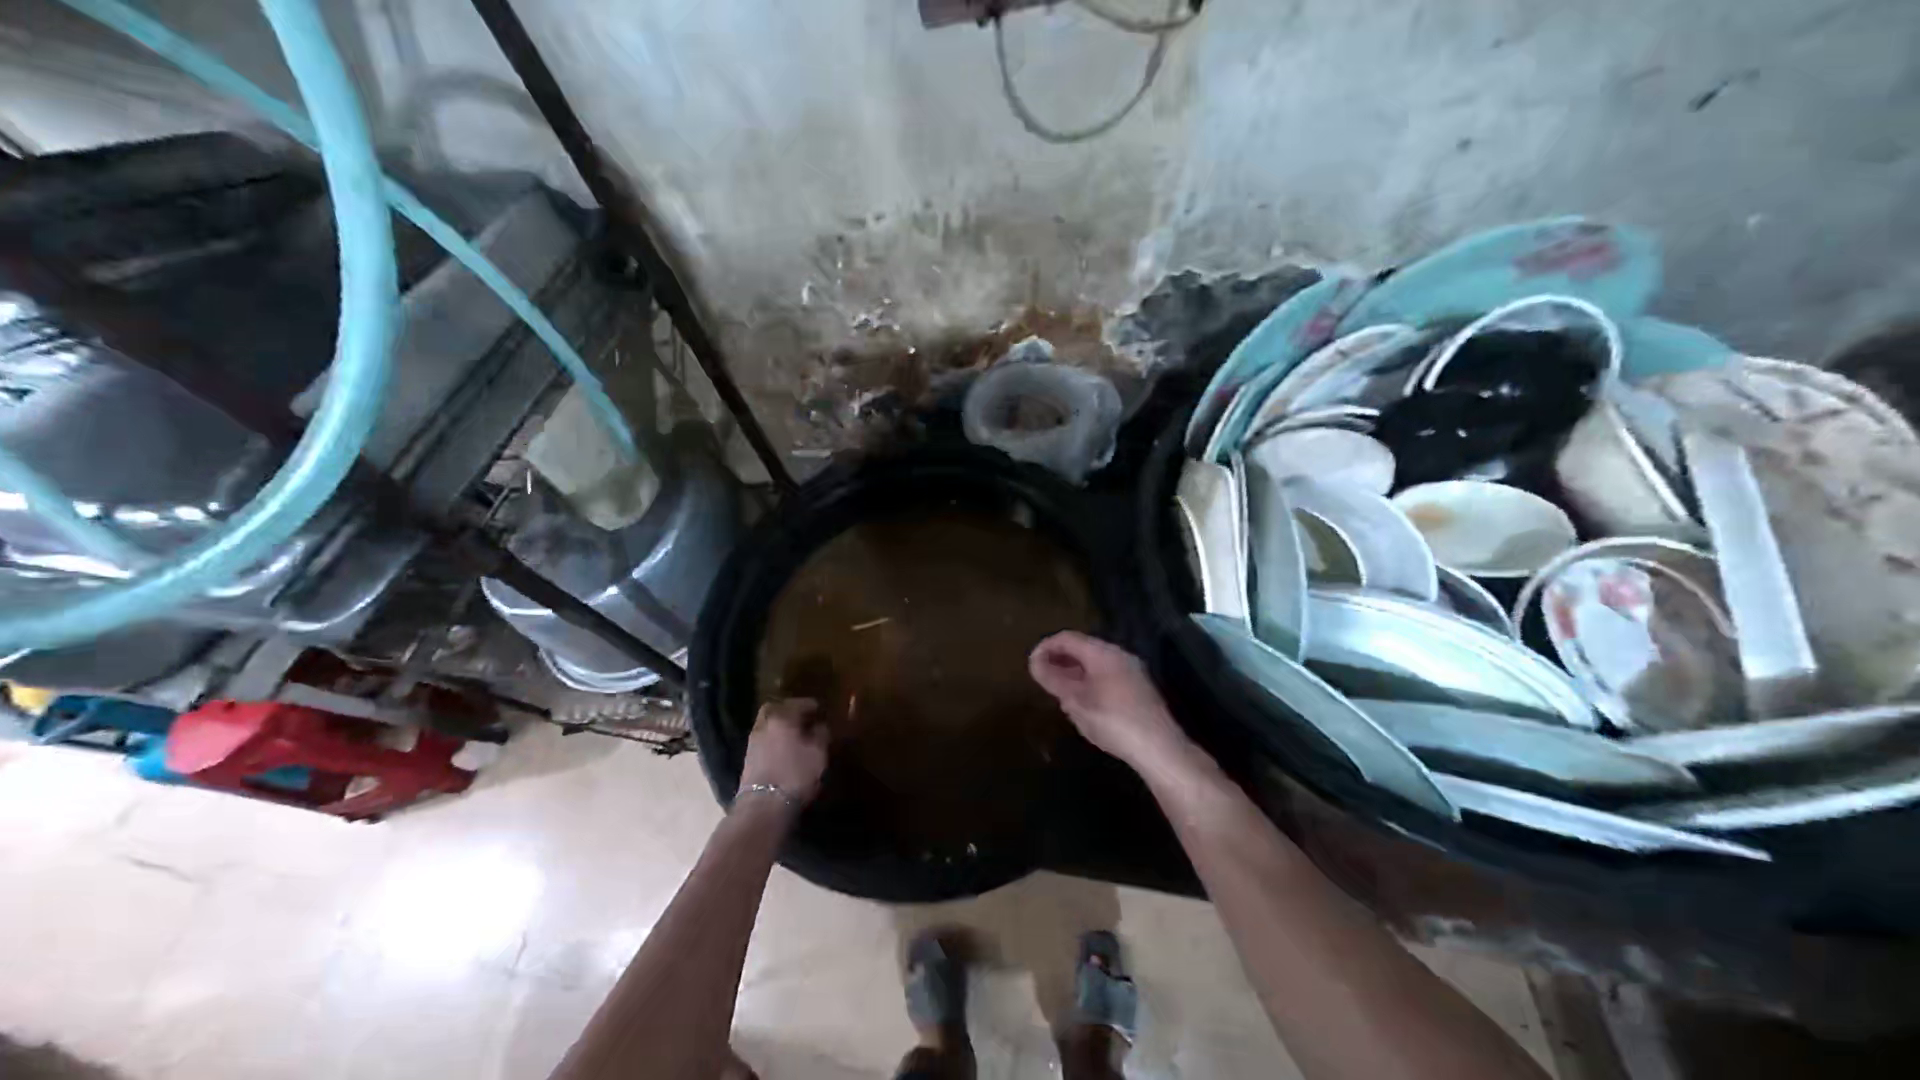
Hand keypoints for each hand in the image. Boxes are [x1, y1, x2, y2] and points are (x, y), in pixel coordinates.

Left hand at [739, 698, 828, 807]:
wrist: (763, 806)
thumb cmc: (796, 774)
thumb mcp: (818, 753)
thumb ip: (821, 734)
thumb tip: (820, 725)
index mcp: (782, 717)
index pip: (798, 703)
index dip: (811, 705)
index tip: (820, 709)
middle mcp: (764, 725)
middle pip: (774, 708)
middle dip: (788, 709)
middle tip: (802, 716)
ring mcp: (753, 742)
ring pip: (767, 724)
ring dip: (779, 725)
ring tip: (794, 734)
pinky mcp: (748, 759)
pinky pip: (763, 739)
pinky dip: (773, 739)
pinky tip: (783, 748)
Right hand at [1029, 632, 1190, 769]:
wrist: (1159, 749)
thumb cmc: (1113, 721)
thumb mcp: (1076, 701)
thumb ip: (1053, 679)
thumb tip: (1035, 661)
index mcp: (1103, 653)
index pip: (1067, 638)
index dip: (1045, 647)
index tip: (1030, 665)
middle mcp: (1119, 655)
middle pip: (1082, 648)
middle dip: (1059, 661)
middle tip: (1041, 679)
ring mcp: (1132, 671)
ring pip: (1095, 664)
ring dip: (1073, 674)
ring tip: (1058, 694)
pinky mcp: (1139, 689)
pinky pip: (1106, 677)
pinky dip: (1088, 683)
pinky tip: (1082, 706)